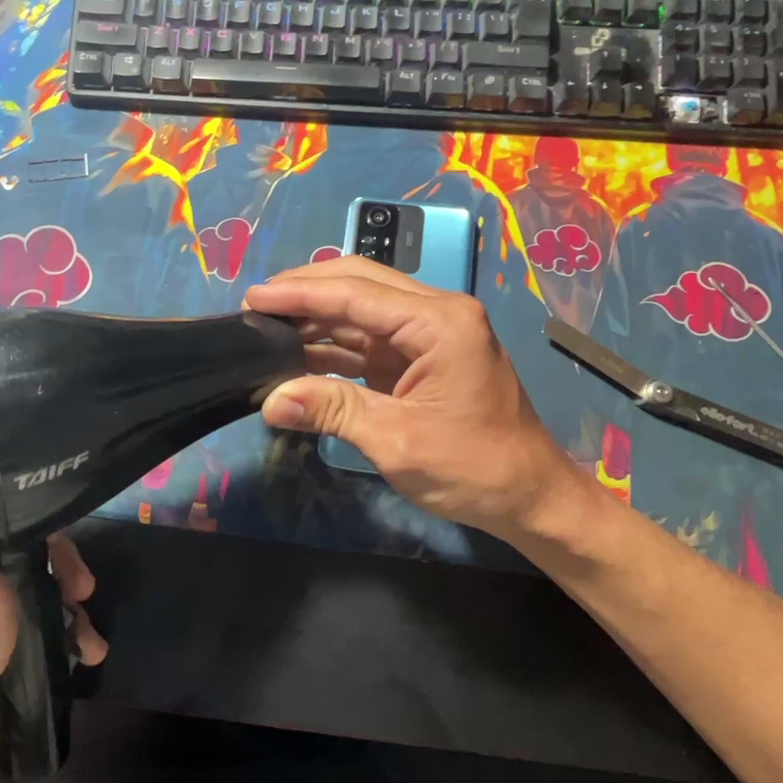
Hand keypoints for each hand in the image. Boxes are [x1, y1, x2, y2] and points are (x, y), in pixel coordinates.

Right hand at [245, 256, 600, 543]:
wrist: (529, 497)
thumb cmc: (473, 469)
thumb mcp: (397, 441)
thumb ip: (333, 410)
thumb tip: (270, 400)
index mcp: (440, 322)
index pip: (356, 293)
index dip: (300, 294)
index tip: (252, 298)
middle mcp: (437, 313)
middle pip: (360, 285)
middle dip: (306, 292)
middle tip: (254, 307)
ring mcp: (430, 334)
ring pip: (362, 309)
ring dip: (317, 317)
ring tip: (265, 328)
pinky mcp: (422, 356)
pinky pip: (370, 338)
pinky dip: (334, 344)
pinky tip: (297, 353)